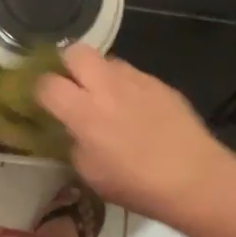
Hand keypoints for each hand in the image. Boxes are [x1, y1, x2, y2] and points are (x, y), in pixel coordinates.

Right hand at [35, 44, 235, 220]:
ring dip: (99, 74)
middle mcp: (107, 87)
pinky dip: (126, 86)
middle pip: (75, 52)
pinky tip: (136, 110)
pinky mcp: (160, 84)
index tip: (43, 102)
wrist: (195, 178)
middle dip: (67, 65)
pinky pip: (133, 75)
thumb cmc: (137, 185)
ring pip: (107, 60)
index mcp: (83, 112)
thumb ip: (74, 144)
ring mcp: (136, 81)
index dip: (40, 91)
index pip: (47, 83)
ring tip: (105, 98)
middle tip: (71, 86)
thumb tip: (73, 131)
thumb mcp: (90, 174)